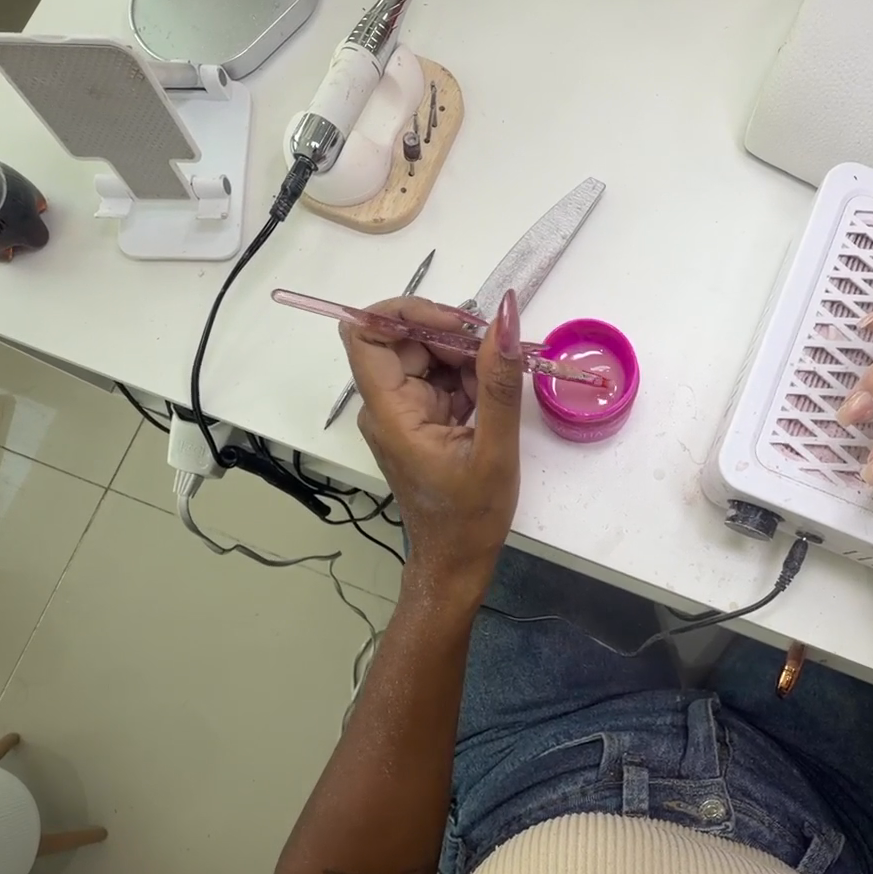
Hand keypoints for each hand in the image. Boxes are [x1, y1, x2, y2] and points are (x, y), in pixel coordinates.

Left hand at [342, 291, 524, 588]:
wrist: (457, 561)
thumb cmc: (471, 517)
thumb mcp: (494, 449)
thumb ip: (499, 381)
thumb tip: (506, 316)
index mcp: (391, 412)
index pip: (366, 333)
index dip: (405, 312)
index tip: (456, 323)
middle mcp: (387, 406)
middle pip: (403, 341)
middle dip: (450, 337)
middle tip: (497, 354)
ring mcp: (403, 414)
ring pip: (425, 358)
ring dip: (465, 360)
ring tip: (501, 385)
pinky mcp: (420, 422)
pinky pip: (438, 382)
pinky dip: (467, 381)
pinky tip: (492, 402)